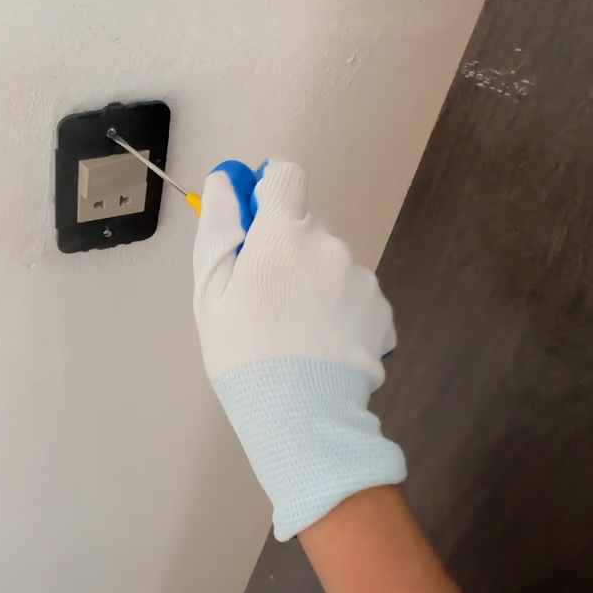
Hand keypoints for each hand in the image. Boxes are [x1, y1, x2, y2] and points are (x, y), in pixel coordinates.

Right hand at [193, 159, 404, 539]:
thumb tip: (225, 181)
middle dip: (284, 245)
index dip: (268, 189)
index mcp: (285, 235)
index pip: (286, 175)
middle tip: (262, 293)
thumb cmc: (242, 349)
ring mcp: (362, 279)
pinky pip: (351, 292)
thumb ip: (218, 226)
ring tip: (292, 326)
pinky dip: (335, 307)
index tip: (254, 218)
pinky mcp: (382, 311)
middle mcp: (331, 246)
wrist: (300, 416)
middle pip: (306, 223)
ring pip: (329, 260)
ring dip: (311, 278)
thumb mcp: (210, 289)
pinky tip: (318, 340)